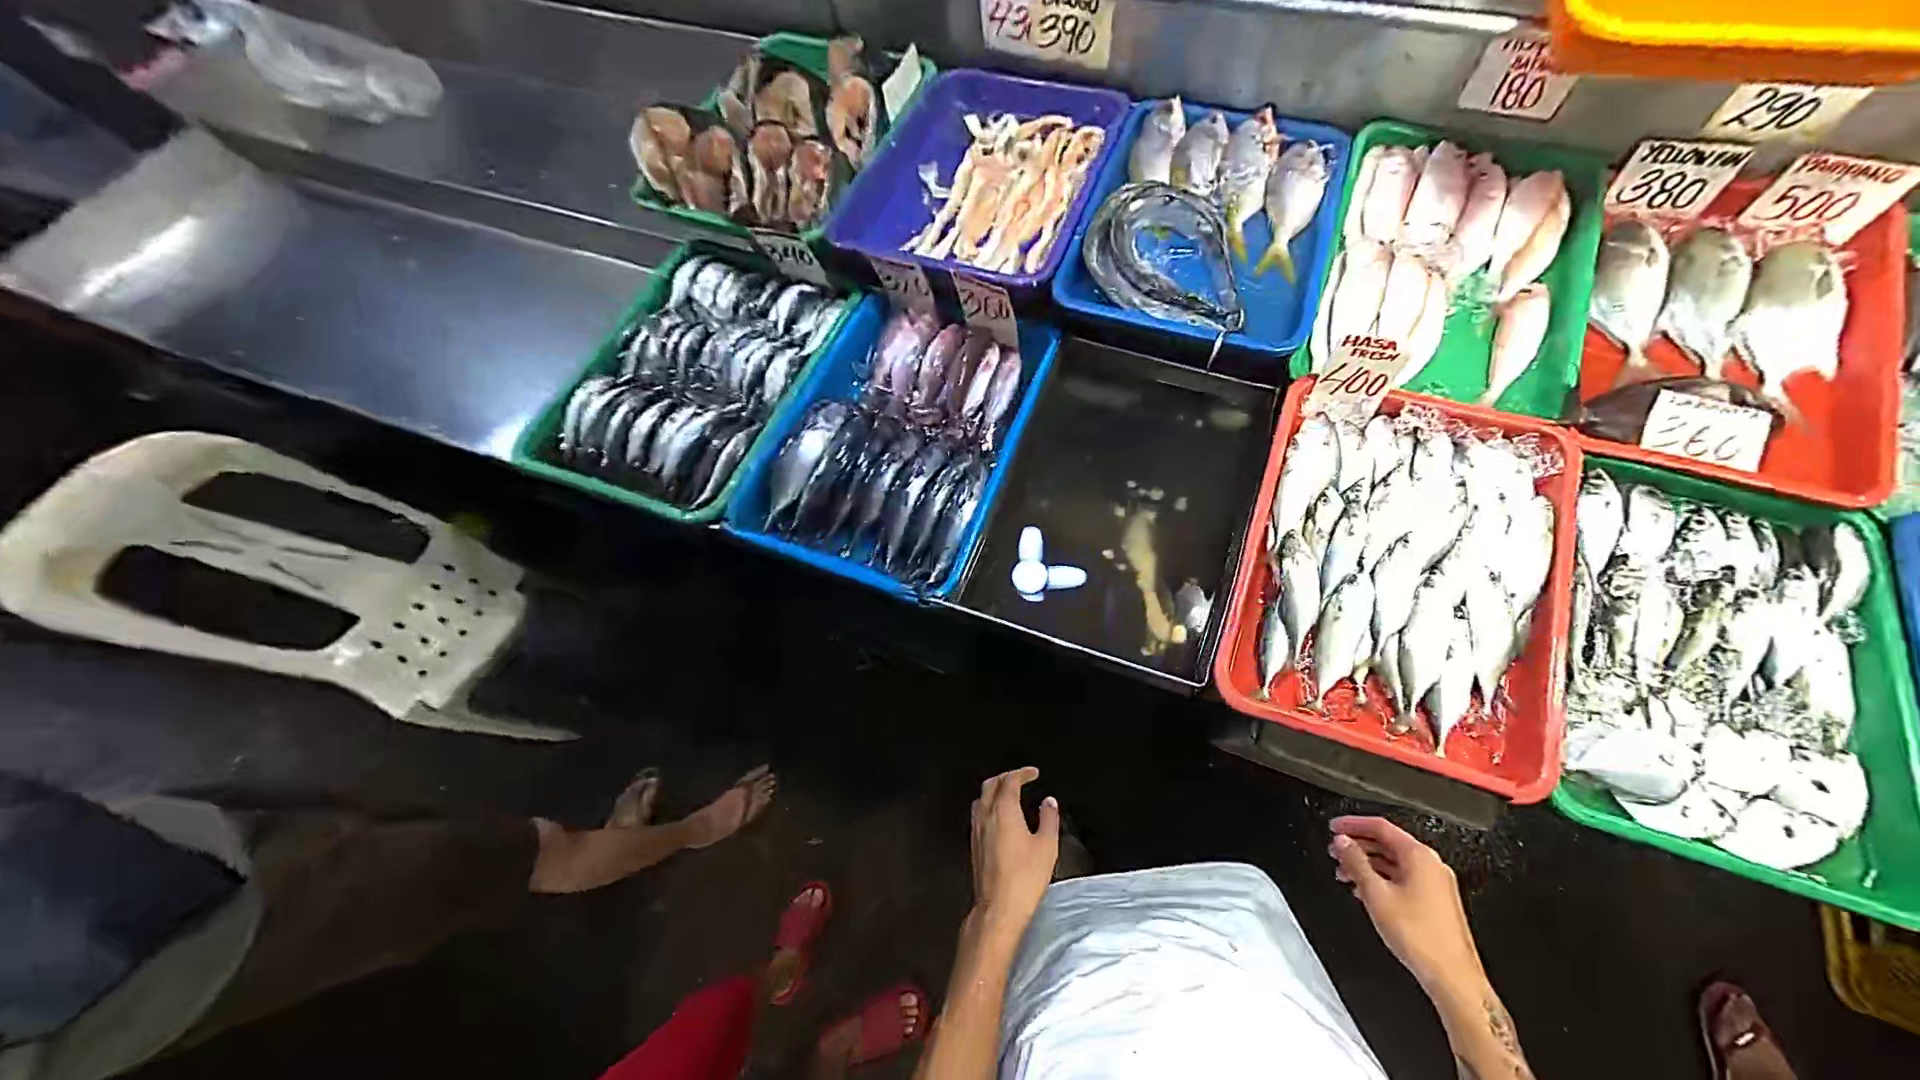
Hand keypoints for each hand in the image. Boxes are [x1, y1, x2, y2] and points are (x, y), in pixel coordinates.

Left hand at [970, 768, 1058, 928]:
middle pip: (990, 785)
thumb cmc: (1024, 879)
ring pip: (981, 799)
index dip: (1021, 773)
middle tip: (1020, 778)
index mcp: (1003, 811)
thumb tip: (1049, 803)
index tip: (1032, 773)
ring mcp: (976, 831)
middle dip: (1005, 777)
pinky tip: (998, 818)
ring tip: (1008, 794)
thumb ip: (1049, 819)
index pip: (1009, 780)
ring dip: (994, 791)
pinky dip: (988, 806)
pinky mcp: (974, 846)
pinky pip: (978, 815)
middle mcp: (985, 817)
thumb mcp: (1047, 846)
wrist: (998, 909)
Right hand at [1328, 815, 1481, 990]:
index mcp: (1419, 857)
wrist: (1452, 977)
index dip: (1353, 824)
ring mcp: (1436, 885)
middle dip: (1357, 845)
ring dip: (1366, 863)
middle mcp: (1431, 866)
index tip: (1335, 827)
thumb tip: (1343, 842)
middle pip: (1387, 843)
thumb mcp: (1375, 893)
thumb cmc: (1421, 938)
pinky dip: (1380, 878)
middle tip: (1335, 850)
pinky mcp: (1435, 901)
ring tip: (1344, 872)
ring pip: (1394, 862)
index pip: (1380, 826)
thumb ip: (1355, 862)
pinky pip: (1402, 878)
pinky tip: (1364, 890)